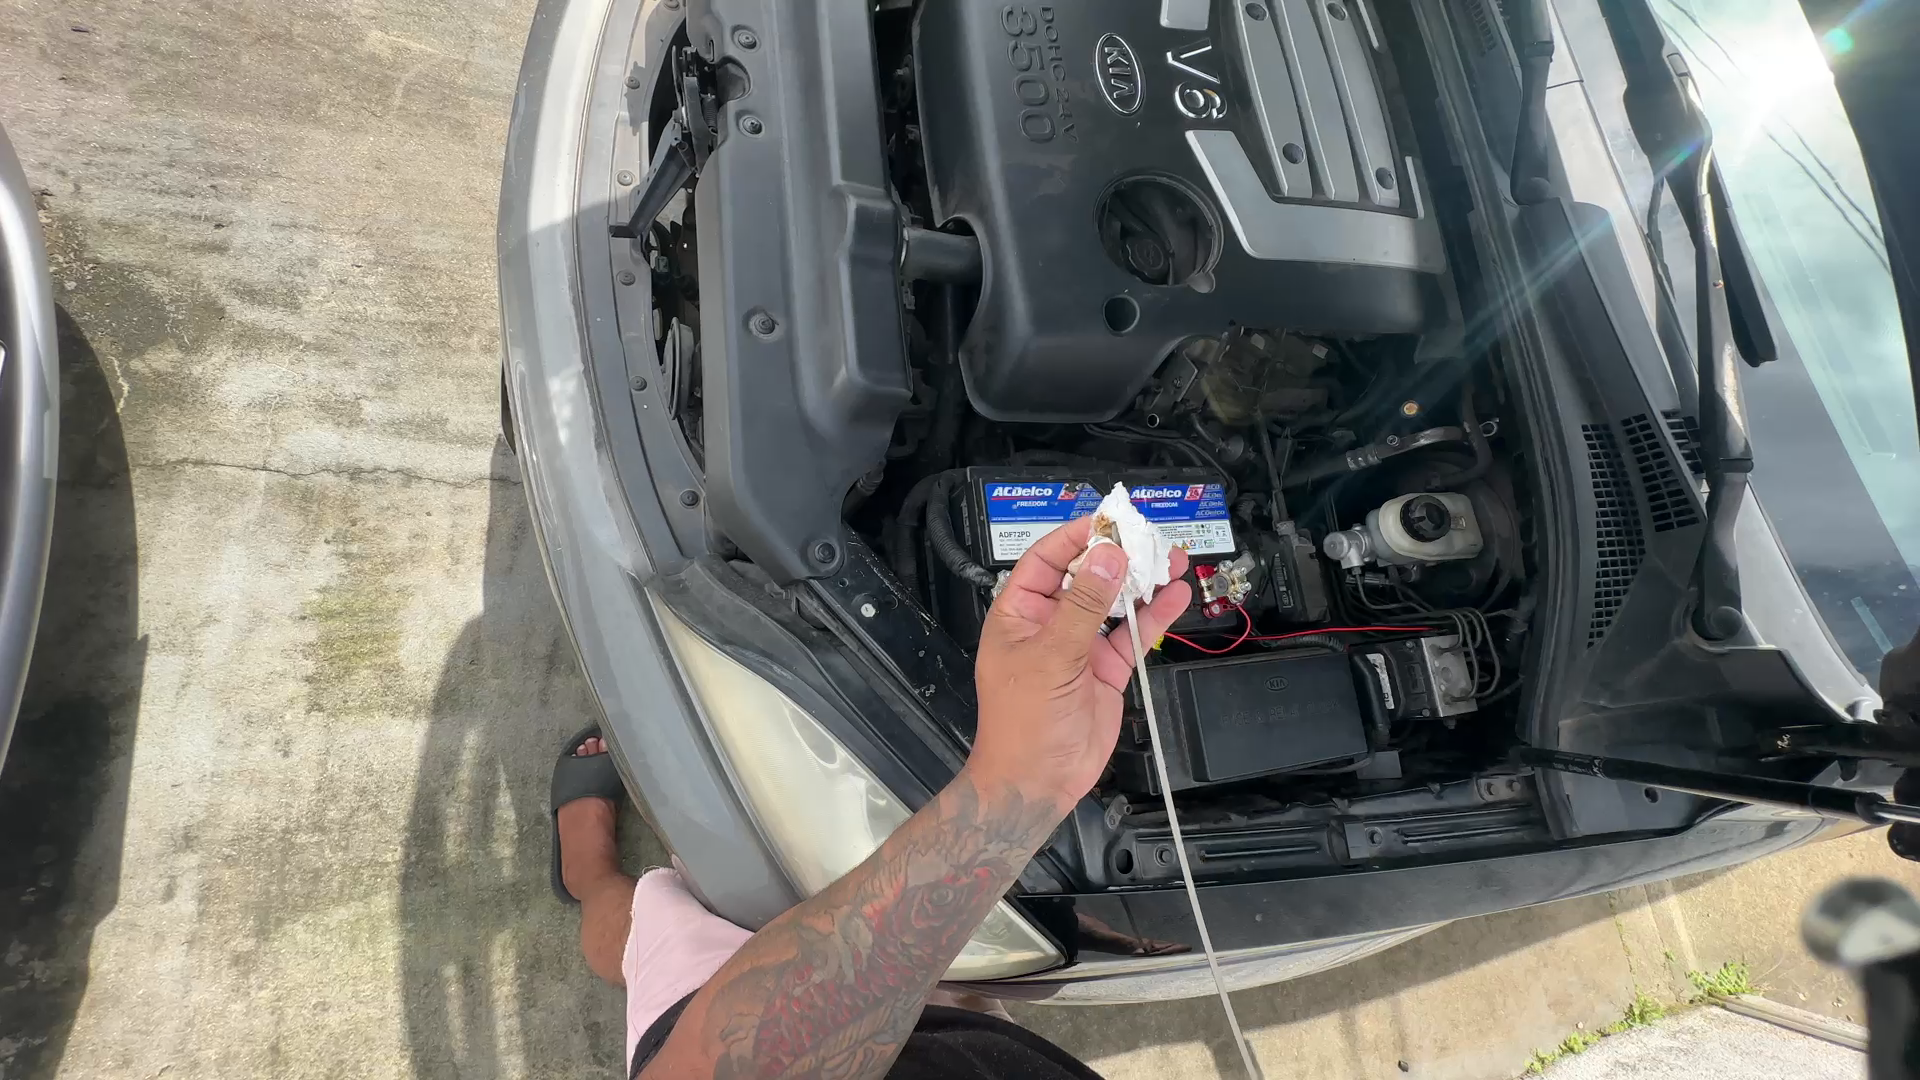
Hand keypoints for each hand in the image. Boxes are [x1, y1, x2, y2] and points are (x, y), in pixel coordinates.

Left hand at [969, 516, 1191, 810]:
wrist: (1037, 781)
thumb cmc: (1023, 719)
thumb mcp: (1051, 655)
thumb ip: (1083, 606)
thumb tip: (1109, 557)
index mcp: (1020, 612)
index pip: (1046, 560)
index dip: (1076, 537)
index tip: (1109, 520)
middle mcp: (1050, 622)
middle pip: (1086, 575)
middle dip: (1118, 556)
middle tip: (1150, 538)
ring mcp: (1080, 644)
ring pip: (1114, 602)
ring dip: (1142, 581)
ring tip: (1173, 559)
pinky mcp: (1107, 667)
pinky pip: (1133, 633)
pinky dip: (1154, 614)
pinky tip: (1176, 594)